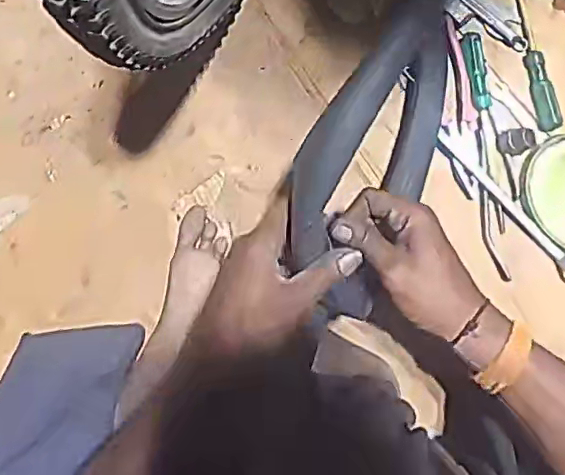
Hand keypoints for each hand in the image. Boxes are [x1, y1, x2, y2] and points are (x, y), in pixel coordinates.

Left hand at [184, 187, 361, 362]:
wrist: (211, 369)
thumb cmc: (255, 328)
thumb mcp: (297, 302)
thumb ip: (325, 273)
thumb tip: (352, 251)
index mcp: (257, 242)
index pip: (284, 206)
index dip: (307, 198)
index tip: (329, 194)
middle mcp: (244, 246)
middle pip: (280, 226)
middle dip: (307, 227)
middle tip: (337, 229)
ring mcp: (236, 265)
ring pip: (272, 246)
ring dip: (295, 248)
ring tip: (326, 250)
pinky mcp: (235, 283)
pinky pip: (264, 262)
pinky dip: (283, 263)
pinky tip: (303, 276)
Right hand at [329, 188, 484, 341]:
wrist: (462, 322)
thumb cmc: (430, 294)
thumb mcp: (393, 267)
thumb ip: (366, 241)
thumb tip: (337, 223)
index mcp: (412, 213)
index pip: (371, 197)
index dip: (352, 213)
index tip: (340, 238)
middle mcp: (413, 216)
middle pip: (373, 209)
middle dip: (355, 227)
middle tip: (339, 250)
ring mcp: (413, 233)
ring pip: (377, 226)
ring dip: (362, 241)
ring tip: (346, 259)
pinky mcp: (411, 249)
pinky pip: (385, 240)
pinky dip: (372, 250)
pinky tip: (361, 265)